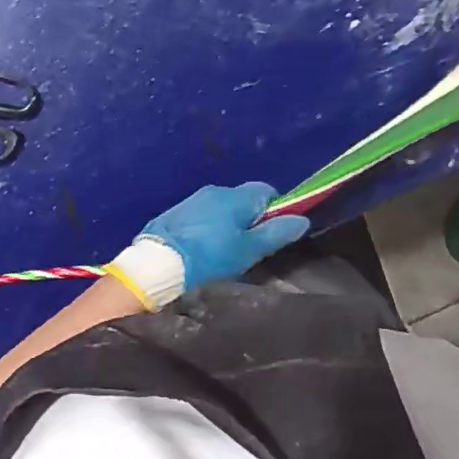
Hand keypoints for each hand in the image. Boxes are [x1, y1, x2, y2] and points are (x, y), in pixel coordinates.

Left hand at [107, 183, 309, 308]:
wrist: (156, 267)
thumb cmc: (209, 259)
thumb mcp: (248, 251)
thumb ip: (276, 233)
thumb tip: (302, 219)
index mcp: (235, 196)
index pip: (266, 191)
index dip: (275, 211)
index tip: (270, 235)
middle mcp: (213, 191)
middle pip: (242, 201)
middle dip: (249, 221)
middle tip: (247, 250)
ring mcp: (190, 201)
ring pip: (220, 210)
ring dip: (226, 227)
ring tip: (222, 254)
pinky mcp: (173, 215)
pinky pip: (200, 218)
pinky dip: (206, 231)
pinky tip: (201, 251)